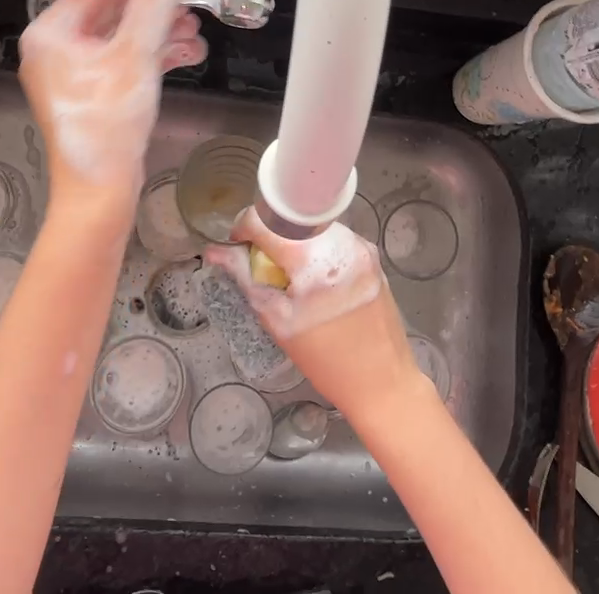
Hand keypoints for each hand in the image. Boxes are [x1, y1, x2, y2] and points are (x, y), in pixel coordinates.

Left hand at [18, 0, 205, 205]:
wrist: (99, 191)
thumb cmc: (108, 124)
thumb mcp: (136, 55)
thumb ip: (155, 4)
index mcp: (52, 32)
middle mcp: (56, 48)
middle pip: (113, 11)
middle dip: (156, 9)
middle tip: (191, 7)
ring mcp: (72, 72)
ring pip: (122, 36)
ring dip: (160, 32)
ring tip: (195, 35)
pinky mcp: (91, 92)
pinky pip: (123, 60)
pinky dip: (152, 56)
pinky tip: (186, 55)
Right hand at [205, 208, 430, 424]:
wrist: (383, 381)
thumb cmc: (325, 359)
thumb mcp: (277, 321)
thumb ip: (245, 278)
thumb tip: (215, 252)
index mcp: (314, 259)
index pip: (268, 220)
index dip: (244, 226)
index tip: (238, 245)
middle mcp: (342, 242)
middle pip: (292, 218)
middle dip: (271, 233)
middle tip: (261, 261)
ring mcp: (362, 246)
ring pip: (314, 226)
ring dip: (294, 239)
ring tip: (289, 274)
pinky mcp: (373, 255)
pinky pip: (334, 240)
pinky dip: (316, 250)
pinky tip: (315, 280)